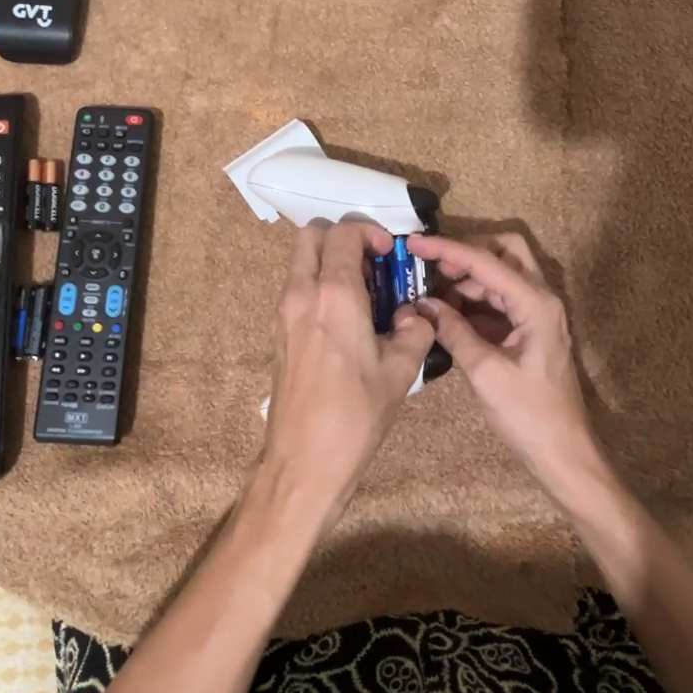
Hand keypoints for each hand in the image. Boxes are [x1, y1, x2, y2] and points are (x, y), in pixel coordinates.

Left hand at [262, 220, 436, 521]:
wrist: (304, 460)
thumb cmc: (356, 414)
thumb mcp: (400, 371)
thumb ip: (415, 330)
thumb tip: (416, 315)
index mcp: (335, 295)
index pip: (344, 234)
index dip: (370, 232)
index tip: (390, 253)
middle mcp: (301, 294)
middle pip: (311, 236)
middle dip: (343, 238)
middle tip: (373, 265)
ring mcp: (283, 314)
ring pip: (300, 262)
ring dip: (329, 263)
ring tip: (364, 296)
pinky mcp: (277, 334)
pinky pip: (296, 290)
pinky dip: (318, 287)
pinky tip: (345, 322)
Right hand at [406, 234, 599, 481]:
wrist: (563, 453)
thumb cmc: (529, 415)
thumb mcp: (486, 372)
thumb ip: (454, 331)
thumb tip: (422, 305)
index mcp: (535, 304)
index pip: (486, 262)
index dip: (447, 249)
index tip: (414, 243)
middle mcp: (540, 299)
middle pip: (504, 252)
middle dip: (466, 252)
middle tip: (430, 266)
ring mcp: (536, 315)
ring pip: (500, 276)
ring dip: (466, 278)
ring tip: (429, 294)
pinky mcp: (528, 331)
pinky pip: (499, 301)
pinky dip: (472, 300)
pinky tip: (446, 314)